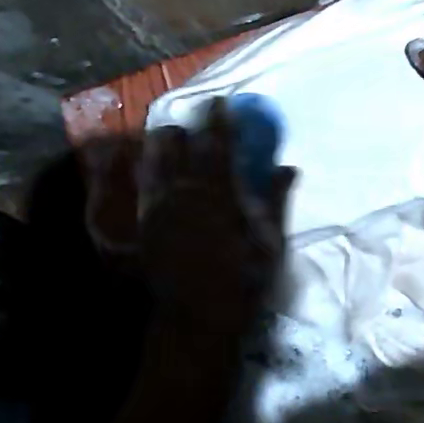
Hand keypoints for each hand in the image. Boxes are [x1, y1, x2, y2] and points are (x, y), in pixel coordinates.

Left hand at [137, 105, 295, 336]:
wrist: (197, 320)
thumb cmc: (240, 283)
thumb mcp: (268, 243)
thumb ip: (274, 200)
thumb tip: (288, 167)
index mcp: (216, 194)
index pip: (218, 145)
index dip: (219, 120)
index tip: (221, 102)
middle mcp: (181, 194)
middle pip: (177, 147)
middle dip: (183, 128)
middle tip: (189, 121)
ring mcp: (156, 211)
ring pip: (151, 163)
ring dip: (157, 146)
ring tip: (162, 136)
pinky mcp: (142, 228)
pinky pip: (135, 191)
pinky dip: (136, 173)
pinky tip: (137, 167)